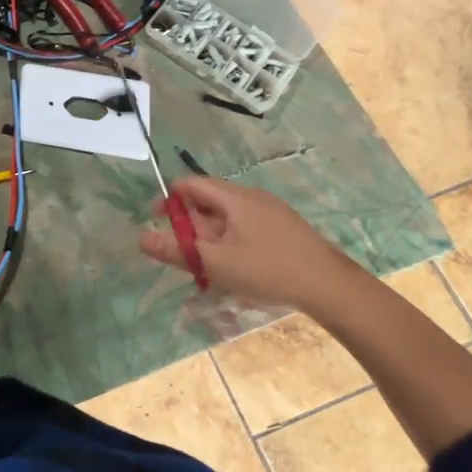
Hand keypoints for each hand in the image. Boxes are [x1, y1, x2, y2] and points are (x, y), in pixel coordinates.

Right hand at [138, 177, 366, 312]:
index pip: (190, 184)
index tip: (157, 221)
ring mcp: (271, 211)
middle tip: (179, 248)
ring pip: (227, 213)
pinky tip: (233, 263)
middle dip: (188, 220)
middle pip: (208, 198)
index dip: (169, 199)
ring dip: (208, 231)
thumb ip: (176, 250)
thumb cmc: (268, 269)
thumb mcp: (216, 263)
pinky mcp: (284, 228)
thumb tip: (141, 239)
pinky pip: (245, 223)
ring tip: (203, 260)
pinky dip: (229, 237)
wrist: (331, 287)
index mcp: (234, 197)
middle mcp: (251, 196)